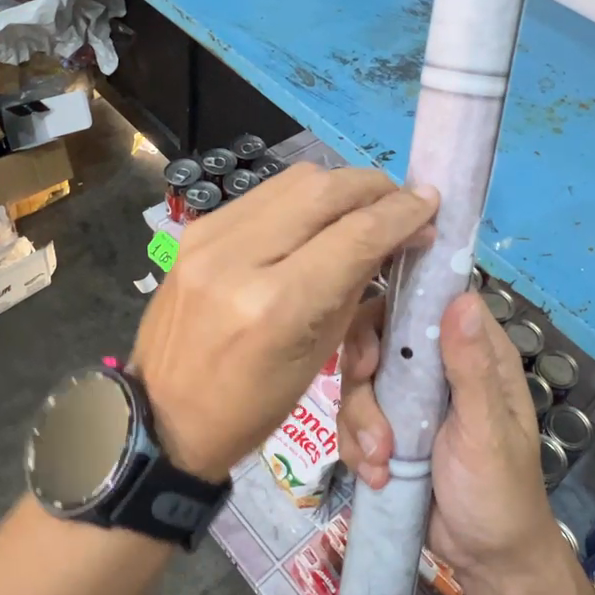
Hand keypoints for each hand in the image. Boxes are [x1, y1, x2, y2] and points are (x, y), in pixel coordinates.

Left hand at [128, 163, 437, 482]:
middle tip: (403, 201)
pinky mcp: (195, 229)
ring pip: (294, 180)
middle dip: (375, 188)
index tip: (431, 205)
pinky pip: (264, 194)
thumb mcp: (319, 354)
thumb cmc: (252, 405)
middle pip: (324, 190)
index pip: (355, 236)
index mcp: (275, 306)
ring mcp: (209, 237)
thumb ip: (356, 283)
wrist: (163, 415)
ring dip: (340, 185)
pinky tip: (320, 214)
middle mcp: (239, 258)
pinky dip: (303, 196)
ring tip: (366, 205)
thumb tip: (396, 233)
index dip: (402, 213)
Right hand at [339, 293, 558, 587]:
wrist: (487, 559)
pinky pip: (352, 419)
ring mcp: (407, 396)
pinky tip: (376, 476)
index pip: (427, 299)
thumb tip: (461, 299)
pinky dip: (356, 447)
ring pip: (358, 380)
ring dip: (360, 422)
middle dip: (362, 373)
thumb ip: (471, 367)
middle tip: (363, 400)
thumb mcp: (486, 428)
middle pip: (378, 335)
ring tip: (381, 462)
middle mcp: (436, 364)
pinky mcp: (386, 427)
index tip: (374, 346)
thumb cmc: (500, 489)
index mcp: (473, 350)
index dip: (392, 306)